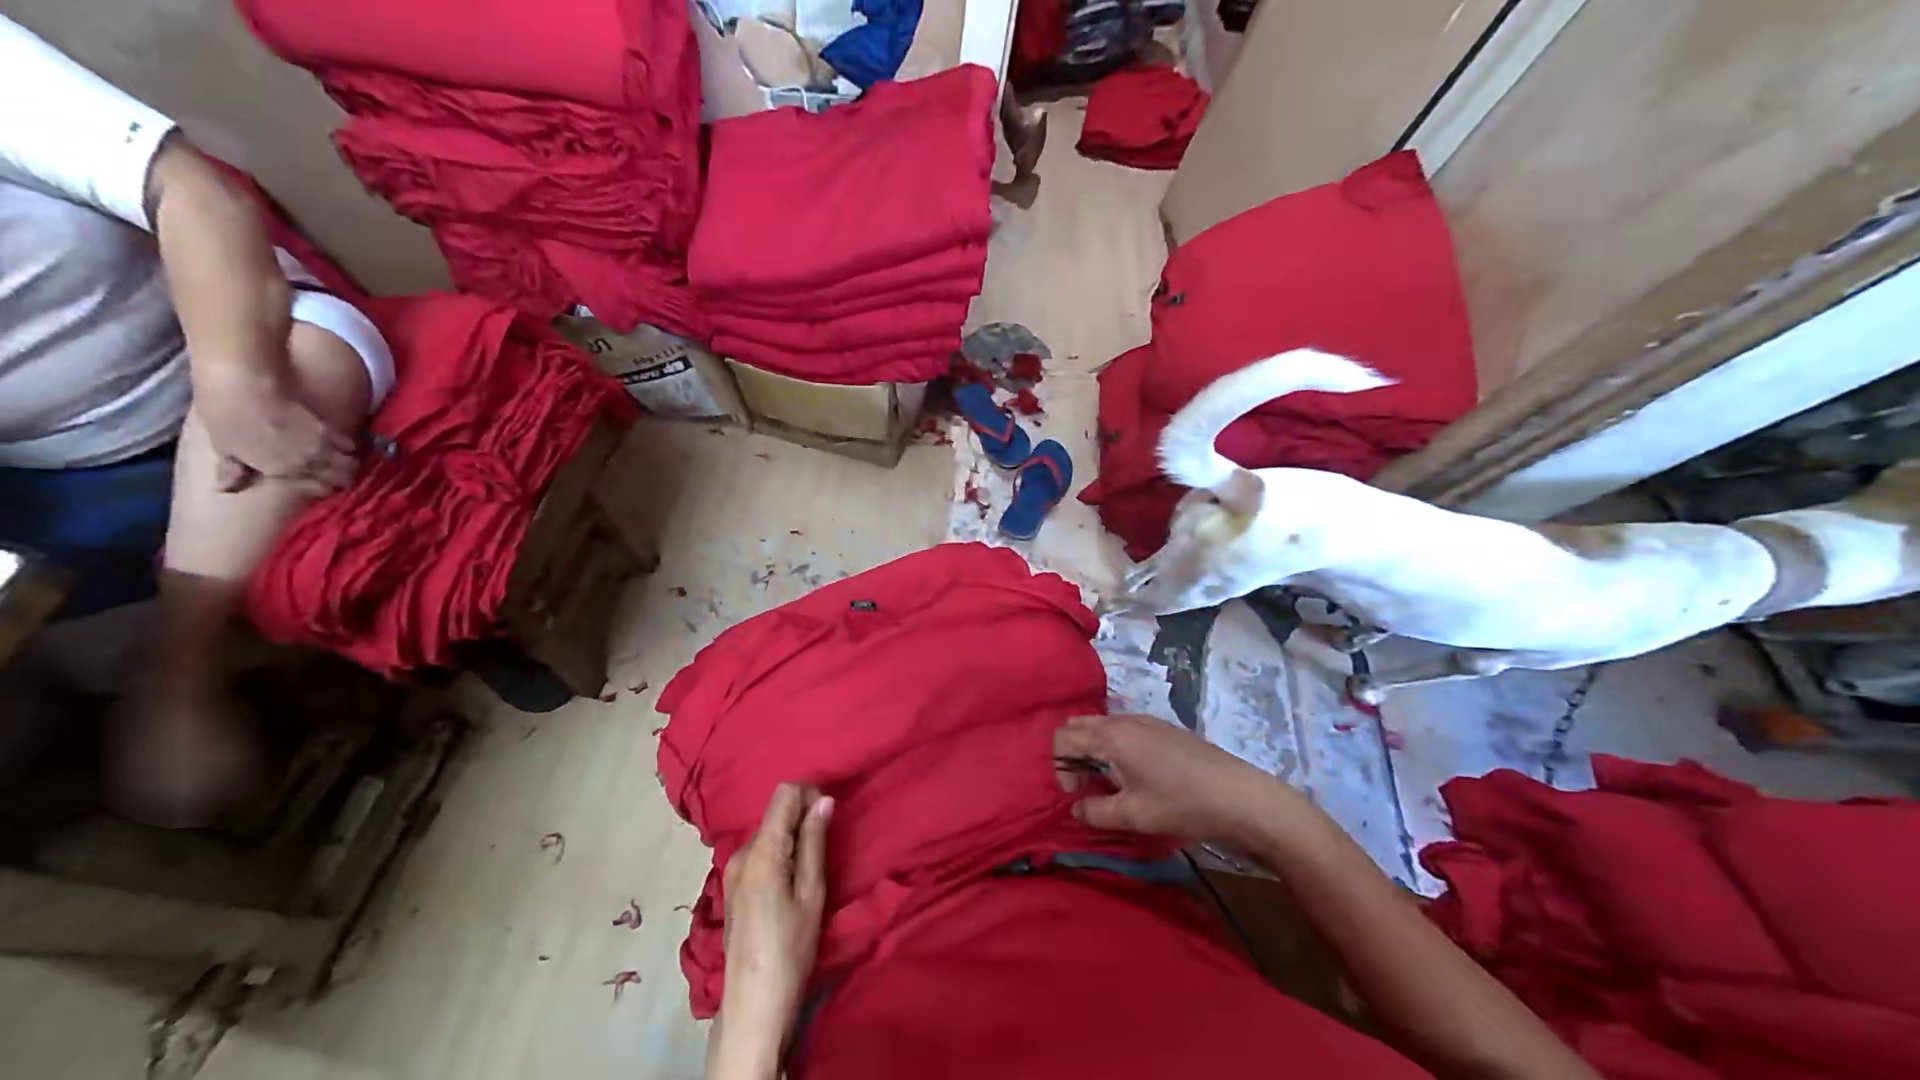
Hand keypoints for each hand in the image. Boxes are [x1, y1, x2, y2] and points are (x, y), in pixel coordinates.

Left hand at [193, 364, 356, 493]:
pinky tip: (340, 445)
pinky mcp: (328, 427)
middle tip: (334, 475)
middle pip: (343, 477)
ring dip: (348, 464)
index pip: (320, 489)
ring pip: (352, 463)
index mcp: (282, 470)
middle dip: (341, 478)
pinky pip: (349, 444)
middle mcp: (309, 462)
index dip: (320, 488)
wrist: (244, 385)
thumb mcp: (223, 447)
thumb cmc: (226, 417)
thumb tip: (226, 490)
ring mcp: (322, 445)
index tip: (316, 485)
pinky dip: (348, 448)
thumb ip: (232, 470)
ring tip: (341, 462)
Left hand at [715, 783, 831, 1072]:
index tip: (830, 816)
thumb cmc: (791, 947)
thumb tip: (824, 799)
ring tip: (812, 870)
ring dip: (793, 838)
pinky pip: (760, 853)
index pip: (784, 794)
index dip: (810, 795)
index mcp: (761, 850)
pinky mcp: (733, 887)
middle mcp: (741, 852)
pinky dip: (780, 855)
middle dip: (803, 817)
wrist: (753, 1003)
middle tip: (827, 847)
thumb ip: (815, 842)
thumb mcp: (812, 892)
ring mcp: (732, 870)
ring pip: (769, 833)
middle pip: (775, 813)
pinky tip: (791, 883)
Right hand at [1054, 713, 1299, 844]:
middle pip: (1079, 725)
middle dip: (1072, 754)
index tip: (1078, 796)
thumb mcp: (1133, 816)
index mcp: (1111, 737)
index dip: (1060, 768)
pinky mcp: (1164, 729)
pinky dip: (1115, 747)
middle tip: (1087, 786)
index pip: (1063, 738)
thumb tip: (1077, 809)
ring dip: (1094, 750)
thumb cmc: (1182, 805)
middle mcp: (1125, 721)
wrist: (1241, 797)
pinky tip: (1136, 776)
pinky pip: (1124, 730)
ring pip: (1102, 726)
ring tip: (1111, 783)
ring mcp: (1147, 721)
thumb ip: (1095, 812)